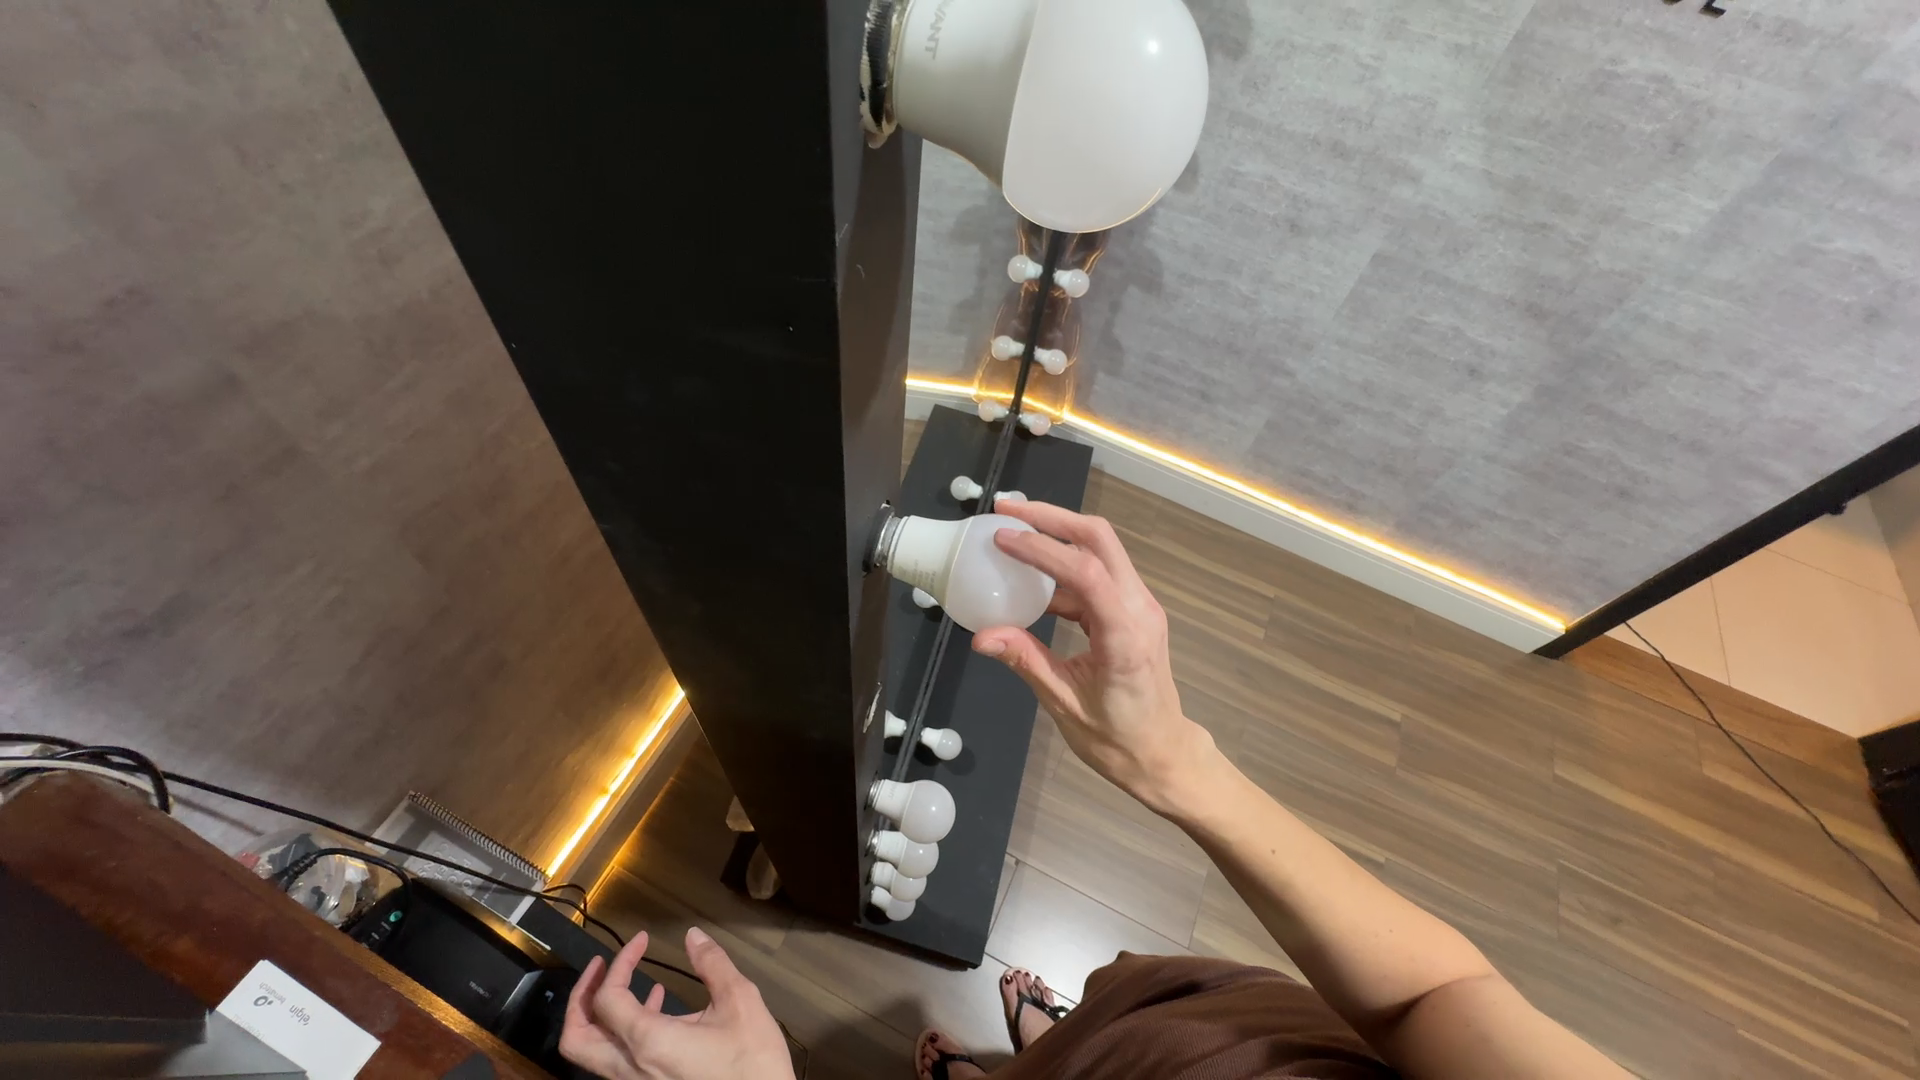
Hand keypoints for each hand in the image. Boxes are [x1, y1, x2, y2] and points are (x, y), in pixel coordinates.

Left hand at [560, 926, 794, 1079]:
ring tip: (627, 982)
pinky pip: (617, 1062)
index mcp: (649, 1042)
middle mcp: (630, 1070)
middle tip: (601, 966)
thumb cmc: (752, 1059)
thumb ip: (712, 964)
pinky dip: (622, 1030)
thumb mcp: (740, 1001)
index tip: (642, 939)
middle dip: (580, 997)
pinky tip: (658, 1005)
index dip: (619, 962)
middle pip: (576, 1039)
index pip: (607, 998)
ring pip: (592, 1055)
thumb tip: (693, 935)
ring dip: (599, 1015)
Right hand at [973, 500, 1211, 812]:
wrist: (1163, 754)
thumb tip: (981, 635)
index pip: (1085, 572)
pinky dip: (1064, 565)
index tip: (1001, 538)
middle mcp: (1140, 608)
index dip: (1041, 549)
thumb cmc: (1117, 739)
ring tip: (1014, 533)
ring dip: (1058, 534)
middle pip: (1100, 539)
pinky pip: (1099, 573)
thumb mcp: (1064, 704)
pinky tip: (1031, 575)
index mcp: (1125, 634)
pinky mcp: (1133, 610)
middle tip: (1007, 509)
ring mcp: (1141, 605)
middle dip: (1052, 517)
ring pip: (1102, 549)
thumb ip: (1026, 661)